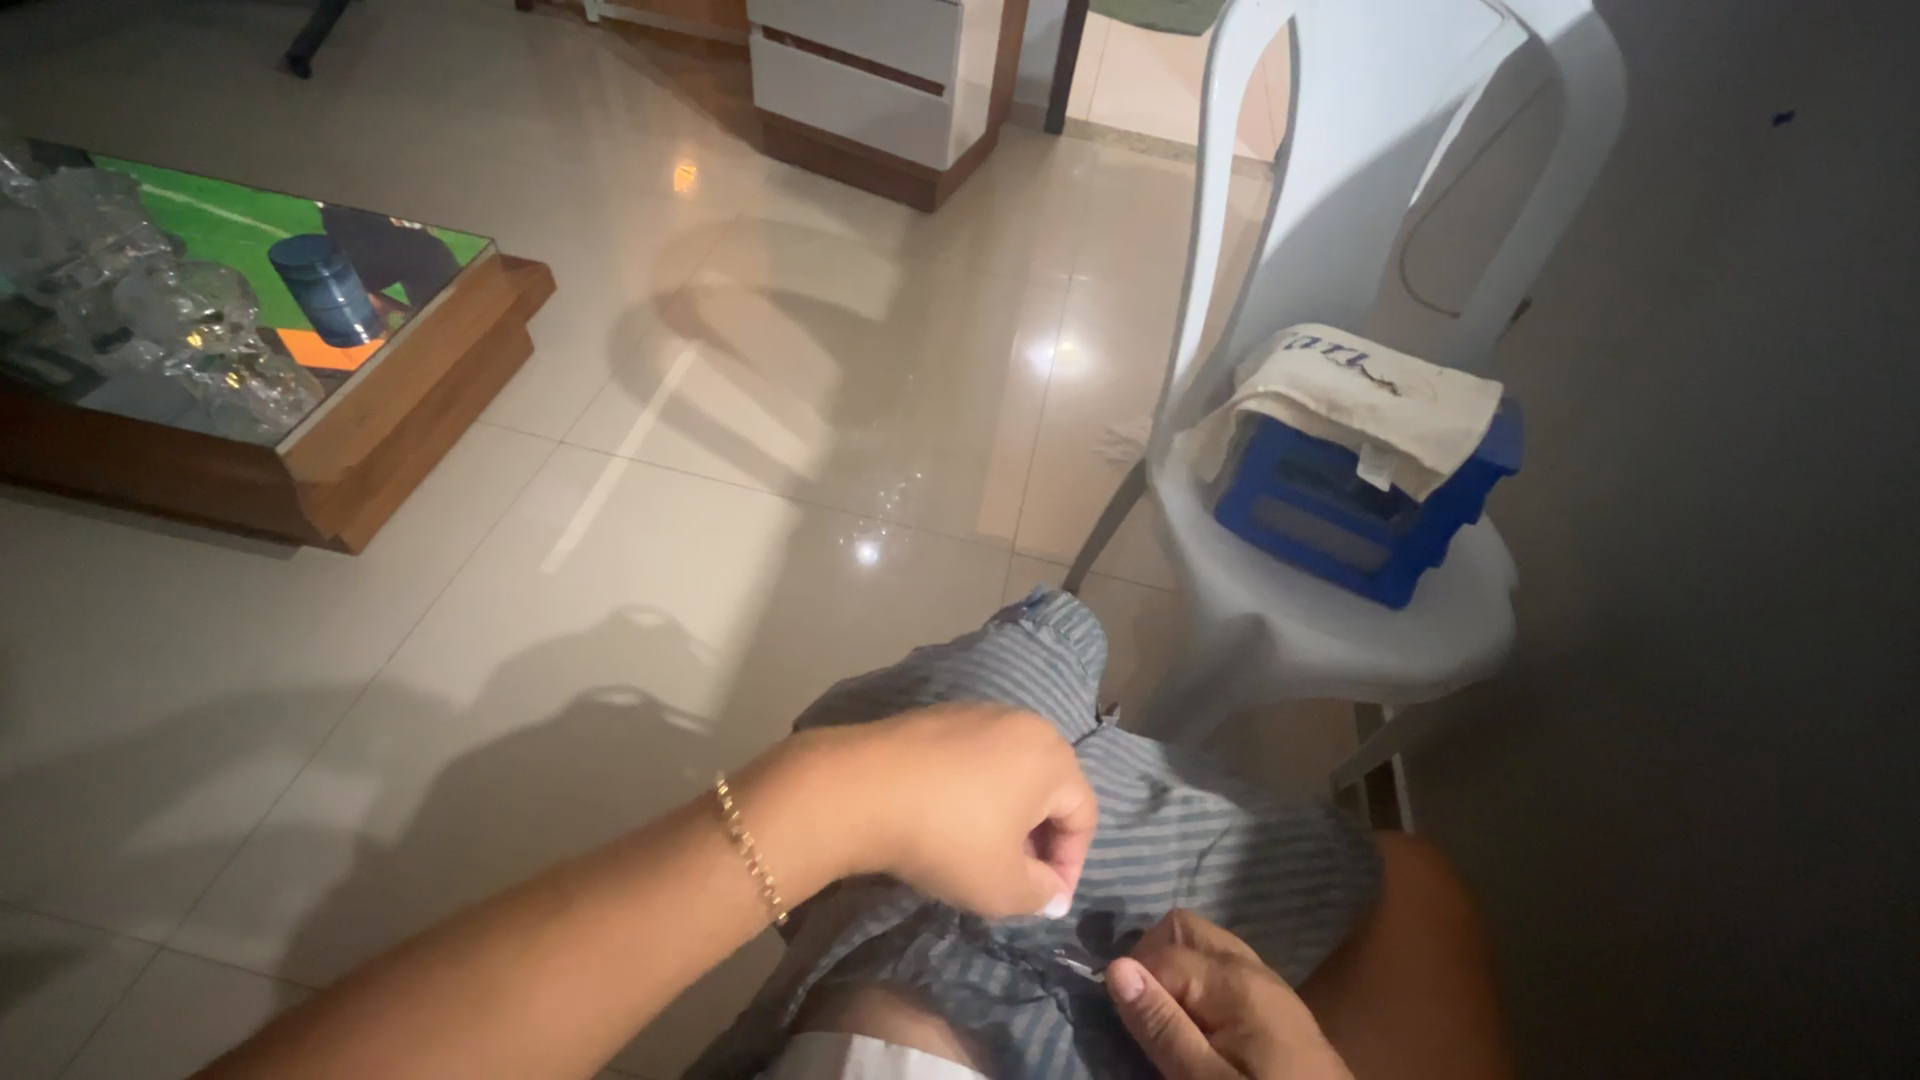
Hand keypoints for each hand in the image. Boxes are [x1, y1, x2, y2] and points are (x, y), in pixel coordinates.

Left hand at [767, 705, 1097, 918]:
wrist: (861, 788)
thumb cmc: (947, 837)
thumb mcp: (1002, 887)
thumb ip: (1041, 894)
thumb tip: (1052, 893)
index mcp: (1052, 756)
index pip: (1083, 814)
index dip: (1071, 864)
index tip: (1045, 899)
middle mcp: (1022, 722)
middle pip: (1050, 785)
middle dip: (1040, 835)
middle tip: (1017, 874)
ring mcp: (977, 712)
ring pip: (1011, 768)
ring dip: (1007, 810)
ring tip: (980, 847)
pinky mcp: (938, 714)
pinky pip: (975, 755)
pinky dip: (973, 787)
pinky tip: (946, 815)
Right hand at [1107, 910, 1351, 1079]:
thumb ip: (1162, 1025)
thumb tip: (1115, 966)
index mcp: (1233, 979)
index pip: (1157, 954)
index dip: (1131, 984)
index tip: (1123, 1024)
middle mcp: (1251, 966)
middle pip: (1183, 928)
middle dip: (1152, 957)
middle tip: (1144, 1013)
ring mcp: (1269, 984)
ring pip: (1204, 946)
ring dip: (1176, 970)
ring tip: (1167, 1021)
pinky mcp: (1278, 1007)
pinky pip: (1225, 969)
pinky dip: (1201, 984)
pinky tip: (1200, 1027)